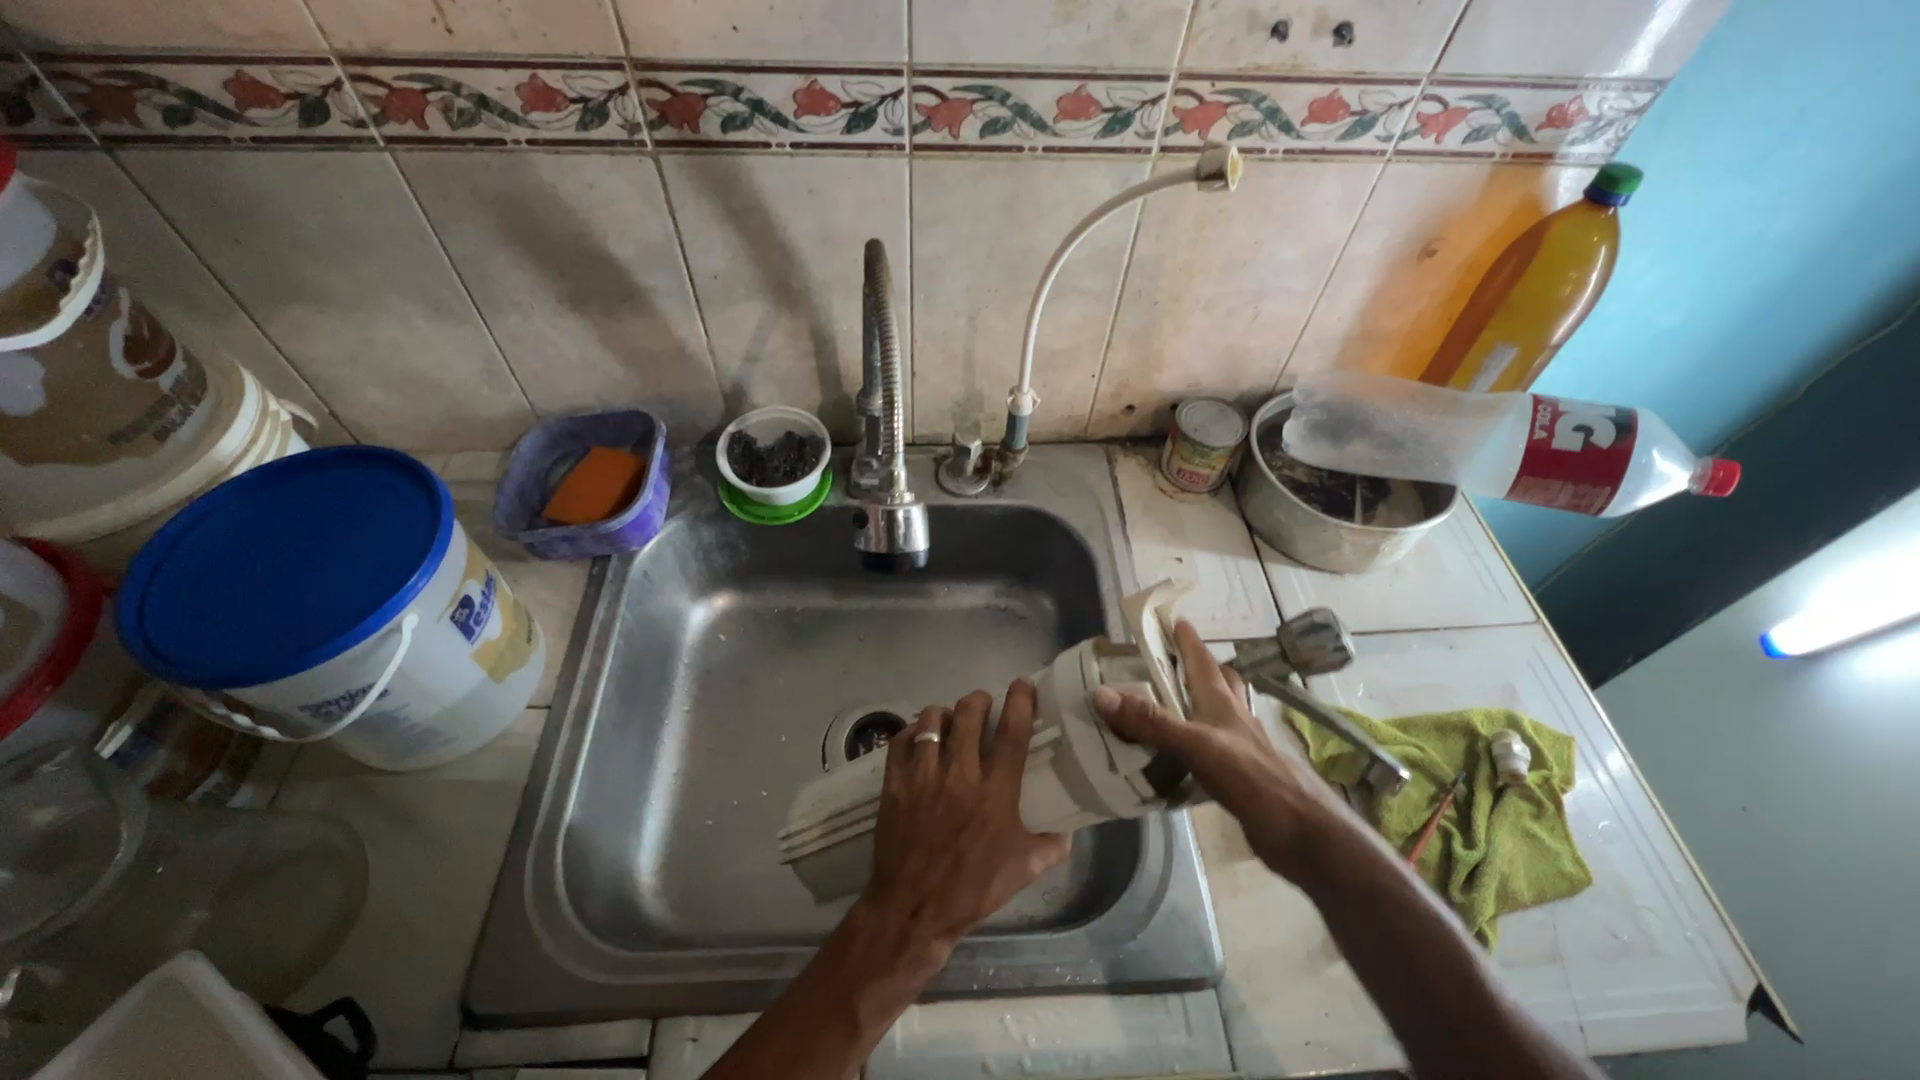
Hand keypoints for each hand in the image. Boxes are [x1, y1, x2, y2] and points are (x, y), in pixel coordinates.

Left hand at [860, 680, 1072, 951]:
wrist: (912, 908)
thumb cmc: (972, 889)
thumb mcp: (1023, 871)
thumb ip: (1051, 846)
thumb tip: (1068, 832)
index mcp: (996, 791)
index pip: (1012, 732)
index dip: (1020, 701)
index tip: (1023, 685)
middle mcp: (960, 774)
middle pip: (969, 714)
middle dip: (979, 700)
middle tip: (984, 704)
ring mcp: (922, 776)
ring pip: (932, 721)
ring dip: (945, 713)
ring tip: (950, 720)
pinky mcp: (893, 785)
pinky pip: (900, 742)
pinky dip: (911, 732)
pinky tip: (918, 738)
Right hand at [1092, 619, 1360, 884]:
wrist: (1301, 832)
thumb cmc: (1252, 779)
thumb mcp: (1195, 746)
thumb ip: (1151, 722)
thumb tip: (1103, 695)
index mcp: (1224, 706)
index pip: (1204, 663)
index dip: (1189, 642)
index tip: (1176, 620)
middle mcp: (1235, 723)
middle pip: (1222, 686)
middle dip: (1202, 670)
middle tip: (1177, 662)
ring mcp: (1242, 752)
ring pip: (1221, 719)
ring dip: (1202, 707)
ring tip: (1176, 706)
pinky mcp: (1242, 782)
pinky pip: (1214, 755)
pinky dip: (1197, 749)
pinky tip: (1182, 762)